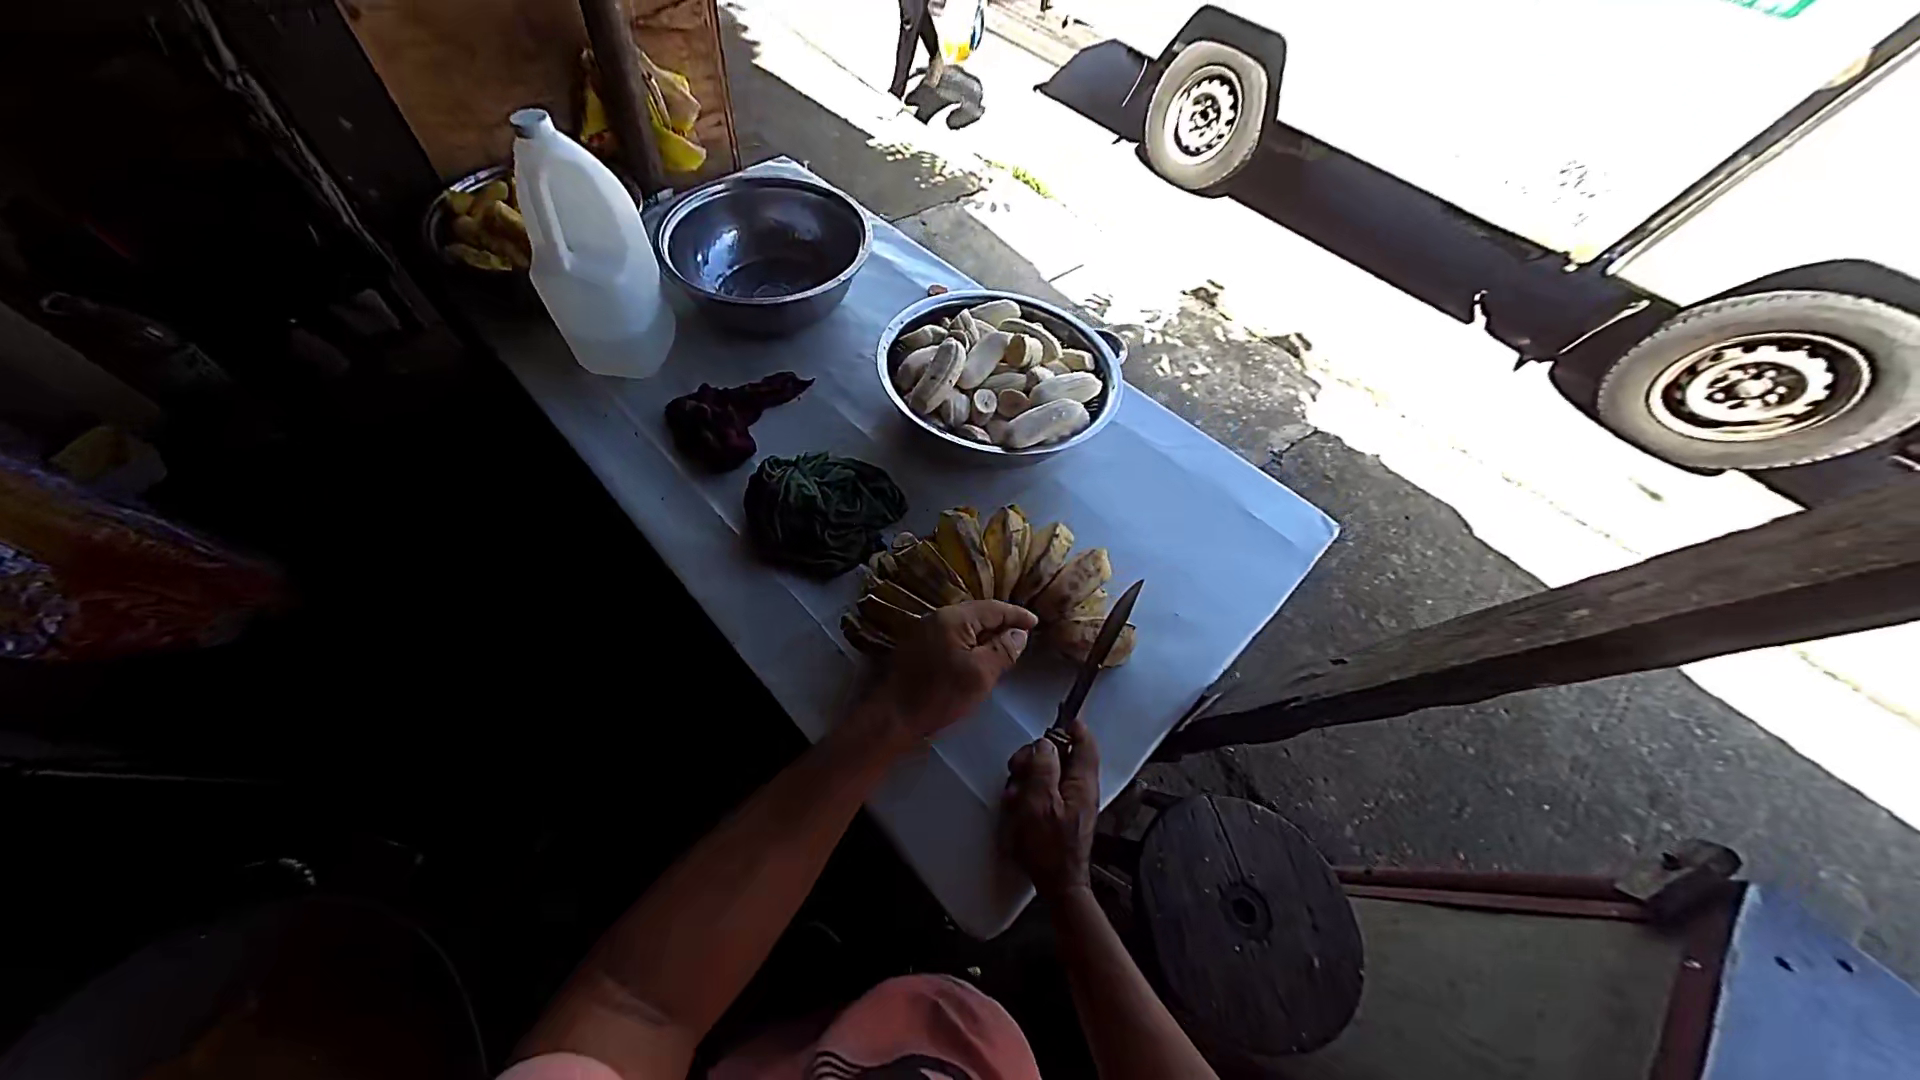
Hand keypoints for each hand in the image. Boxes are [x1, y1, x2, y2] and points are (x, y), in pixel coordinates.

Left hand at [867, 600, 1036, 743]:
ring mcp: (925, 631)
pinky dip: (970, 641)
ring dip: (985, 633)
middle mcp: (937, 617)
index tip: (1035, 622)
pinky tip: (978, 654)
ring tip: (1005, 644)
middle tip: (1023, 633)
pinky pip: (952, 636)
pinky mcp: (918, 647)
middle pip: (978, 613)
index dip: (1017, 615)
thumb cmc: (939, 695)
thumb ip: (1003, 650)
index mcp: (953, 618)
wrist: (893, 717)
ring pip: (964, 625)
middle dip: (1002, 622)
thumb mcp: (980, 674)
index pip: (993, 608)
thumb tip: (1019, 634)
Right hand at [1000, 713, 1098, 899]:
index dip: (1075, 728)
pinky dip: (1030, 795)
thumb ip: (1044, 768)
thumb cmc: (1049, 845)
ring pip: (1049, 775)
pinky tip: (1017, 808)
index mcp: (1082, 782)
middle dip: (1036, 757)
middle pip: (1060, 757)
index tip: (1062, 720)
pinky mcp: (1060, 817)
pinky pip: (1045, 794)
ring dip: (1028, 778)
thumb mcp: (1041, 801)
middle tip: (1018, 767)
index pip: (1085, 745)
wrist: (1057, 885)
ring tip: (1014, 795)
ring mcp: (1071, 804)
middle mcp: (1081, 789)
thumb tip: (1046, 743)